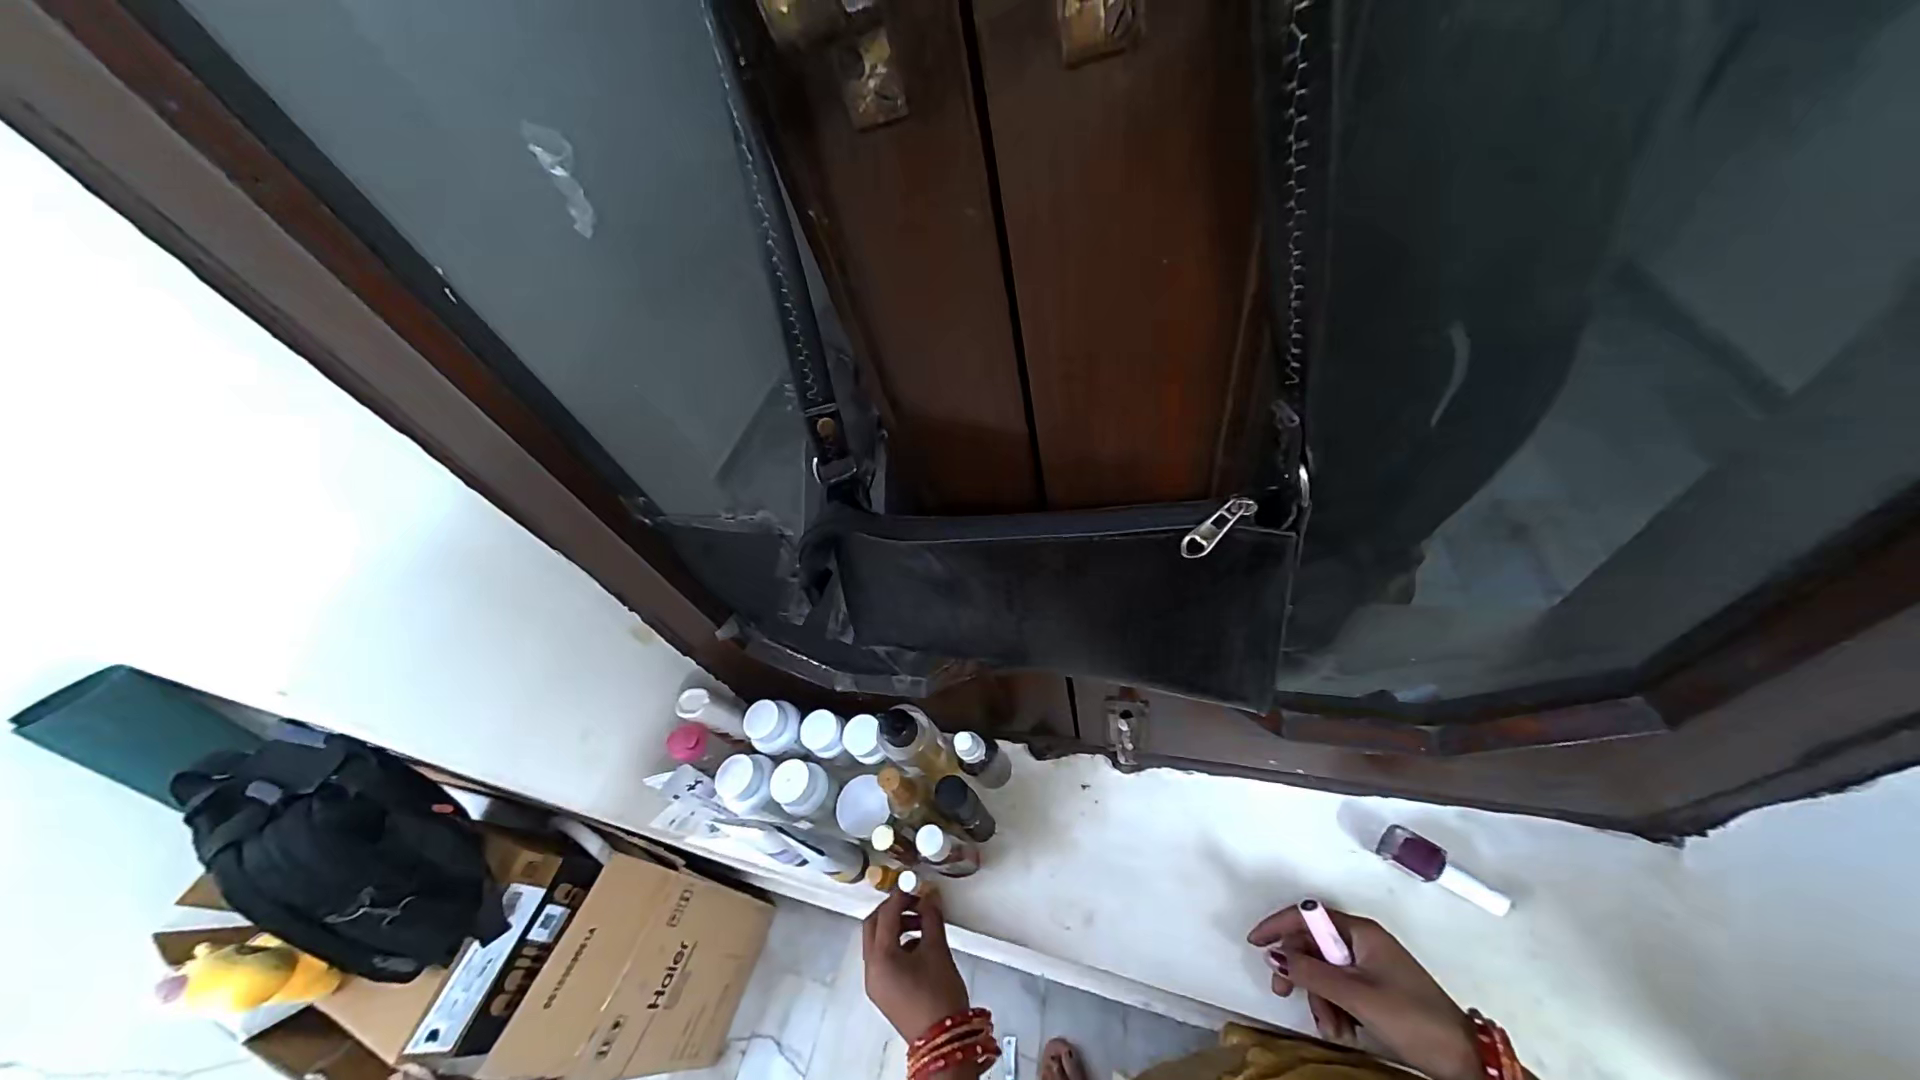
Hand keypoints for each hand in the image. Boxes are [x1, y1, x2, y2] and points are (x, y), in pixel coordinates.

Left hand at [863, 889, 970, 1039]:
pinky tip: (919, 945)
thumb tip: (929, 896)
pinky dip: (897, 945)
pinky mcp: (884, 993)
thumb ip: (931, 917)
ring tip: (922, 923)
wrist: (944, 1042)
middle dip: (893, 910)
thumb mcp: (937, 950)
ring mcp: (875, 983)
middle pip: (873, 926)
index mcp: (880, 956)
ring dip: (896, 927)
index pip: (885, 914)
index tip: (915, 885)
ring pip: (877, 942)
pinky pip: (883, 959)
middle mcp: (871, 969)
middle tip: (914, 901)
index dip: (900, 895)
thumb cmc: (939, 995)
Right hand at [1248, 904, 1479, 1079]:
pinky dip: (1335, 1006)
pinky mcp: (1378, 988)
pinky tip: (1342, 1028)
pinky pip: (1341, 987)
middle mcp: (1364, 942)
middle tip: (1285, 992)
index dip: (1278, 926)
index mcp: (1360, 932)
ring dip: (1320, 998)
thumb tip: (1274, 955)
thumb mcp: (1355, 995)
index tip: (1256, 943)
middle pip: (1314, 946)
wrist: (1466, 1060)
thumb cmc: (1412, 1019)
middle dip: (1300, 973)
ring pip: (1326, 971)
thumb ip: (1311, 972)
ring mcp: (1372, 965)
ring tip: (1330, 1027)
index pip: (1307, 916)